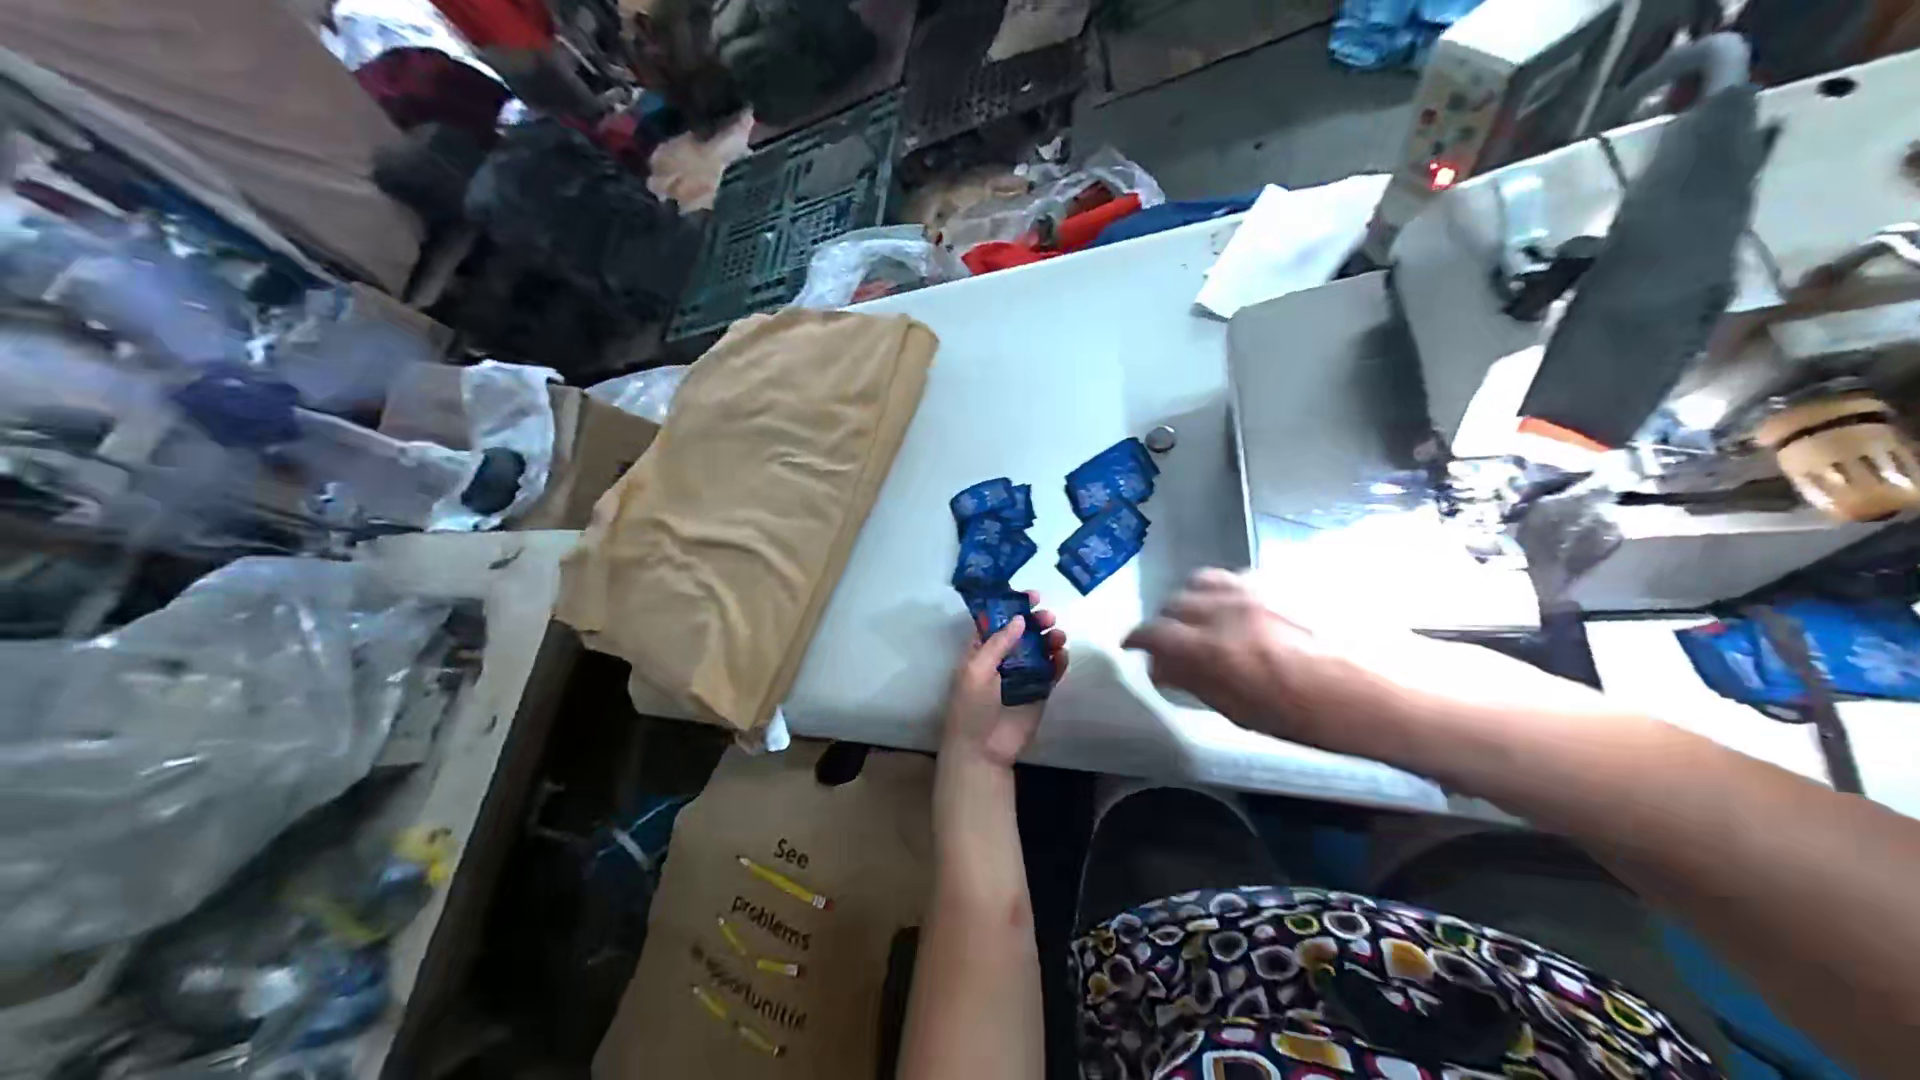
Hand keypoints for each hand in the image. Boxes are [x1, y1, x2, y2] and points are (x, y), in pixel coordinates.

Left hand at [941, 593, 1067, 768]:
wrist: (982, 750)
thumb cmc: (971, 707)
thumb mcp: (976, 671)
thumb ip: (998, 644)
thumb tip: (1019, 619)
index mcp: (980, 651)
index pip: (997, 622)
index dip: (1013, 607)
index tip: (1031, 596)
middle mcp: (1002, 659)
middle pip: (1023, 633)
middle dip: (1036, 621)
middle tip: (1048, 616)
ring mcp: (1022, 675)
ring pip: (1040, 650)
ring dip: (1050, 639)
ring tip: (1058, 635)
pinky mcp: (1038, 692)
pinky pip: (1051, 672)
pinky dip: (1059, 661)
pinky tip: (1062, 655)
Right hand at [1123, 569, 1602, 760]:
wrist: (1401, 690)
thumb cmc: (1324, 721)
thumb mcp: (1250, 716)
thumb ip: (1200, 686)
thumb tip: (1166, 670)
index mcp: (1216, 647)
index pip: (1155, 633)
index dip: (1138, 641)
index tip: (1133, 650)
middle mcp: (1230, 608)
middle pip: (1176, 602)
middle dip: (1164, 622)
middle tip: (1170, 644)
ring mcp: (1259, 588)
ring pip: (1204, 581)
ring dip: (1192, 601)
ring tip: (1202, 623)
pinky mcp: (1286, 581)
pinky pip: (1237, 578)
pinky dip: (1223, 593)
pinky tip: (1241, 614)